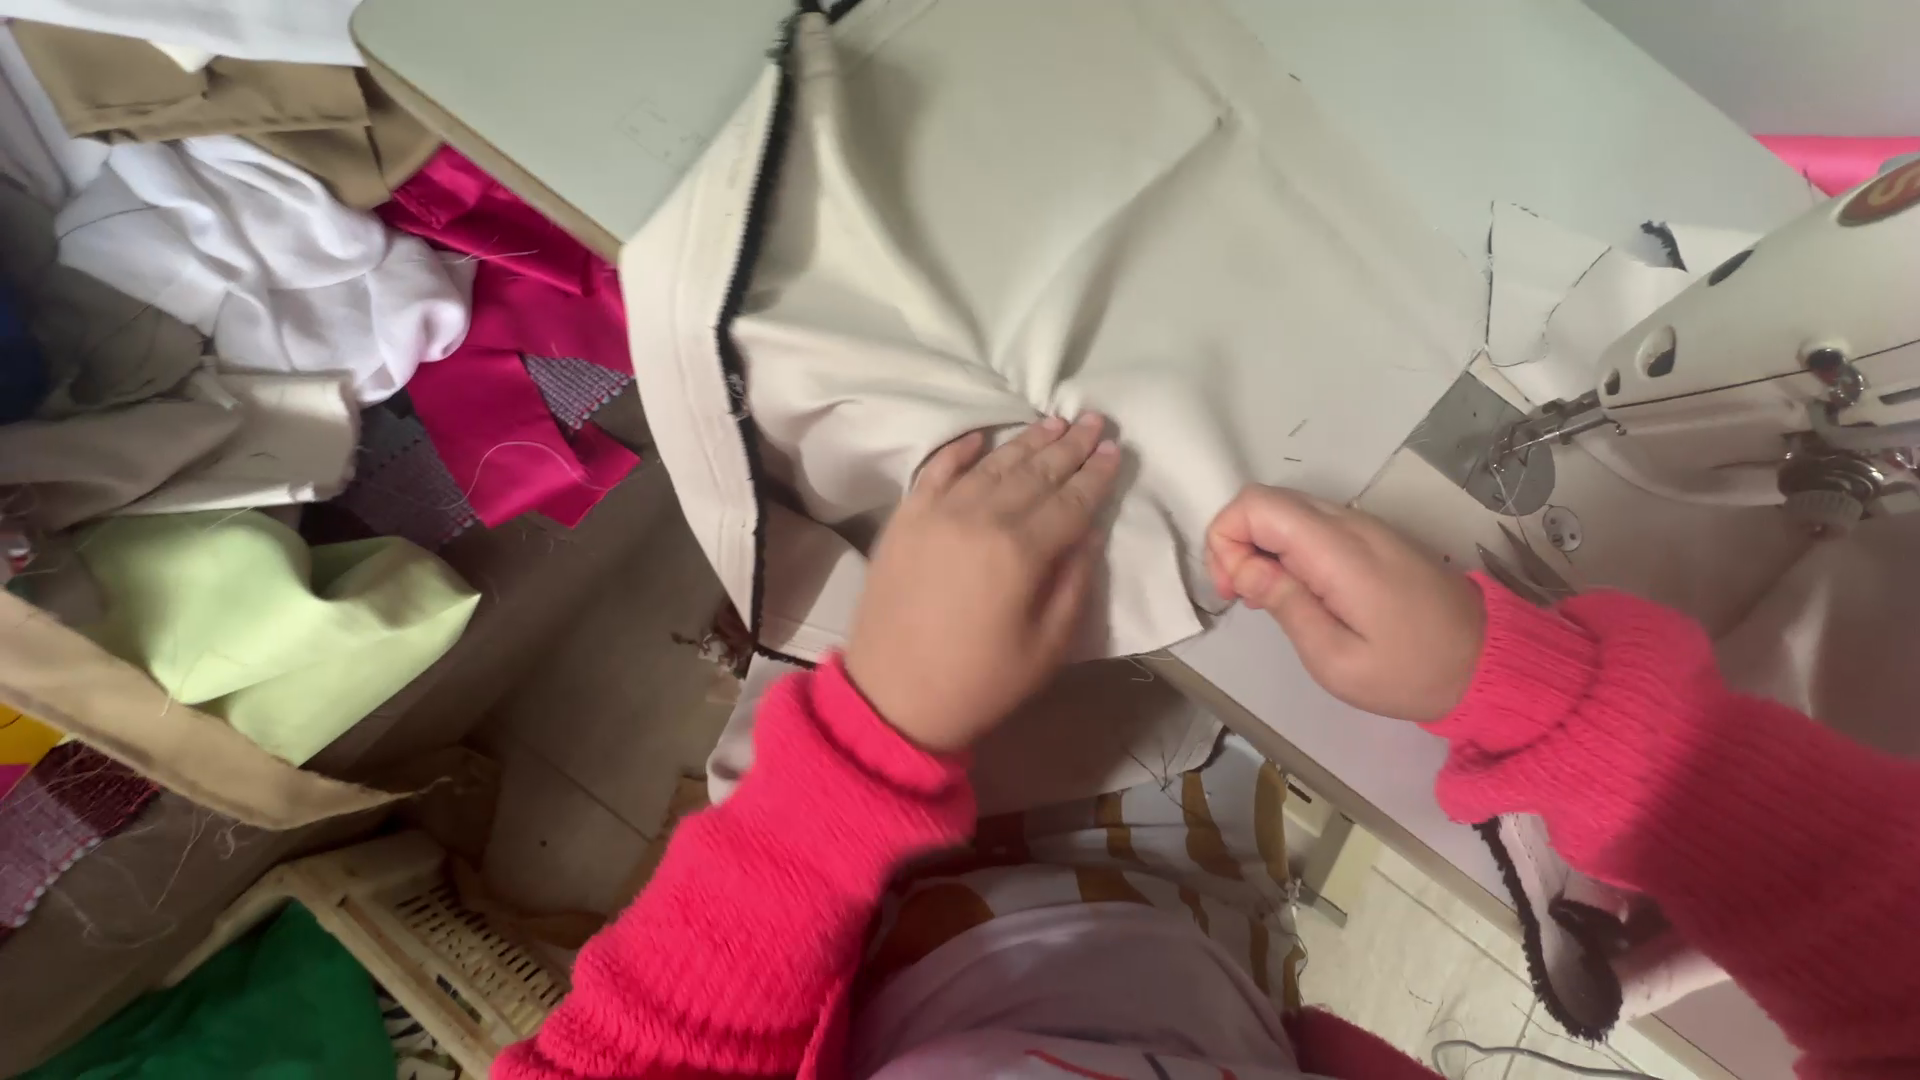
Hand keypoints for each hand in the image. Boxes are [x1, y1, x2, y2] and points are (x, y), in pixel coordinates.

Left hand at [845, 414, 1120, 752]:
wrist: (891, 697)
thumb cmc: (979, 683)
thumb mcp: (1046, 648)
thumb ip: (1074, 583)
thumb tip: (1090, 532)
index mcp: (1020, 552)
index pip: (1071, 501)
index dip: (1097, 475)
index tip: (1116, 449)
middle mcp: (980, 518)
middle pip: (1035, 472)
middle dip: (1070, 446)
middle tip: (1094, 419)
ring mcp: (937, 513)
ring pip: (992, 464)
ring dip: (1026, 441)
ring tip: (1054, 421)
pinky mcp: (905, 518)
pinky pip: (936, 471)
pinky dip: (960, 450)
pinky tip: (981, 436)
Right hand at [1204, 486, 1485, 721]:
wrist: (1491, 664)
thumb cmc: (1410, 672)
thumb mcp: (1336, 659)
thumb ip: (1284, 605)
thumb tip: (1242, 568)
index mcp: (1338, 551)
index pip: (1256, 505)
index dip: (1226, 538)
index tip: (1233, 589)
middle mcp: (1349, 523)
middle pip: (1264, 500)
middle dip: (1234, 541)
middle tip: (1241, 595)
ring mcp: (1363, 525)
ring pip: (1284, 509)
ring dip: (1257, 544)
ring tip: (1265, 596)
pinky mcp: (1370, 536)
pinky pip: (1308, 523)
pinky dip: (1283, 546)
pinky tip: (1294, 588)